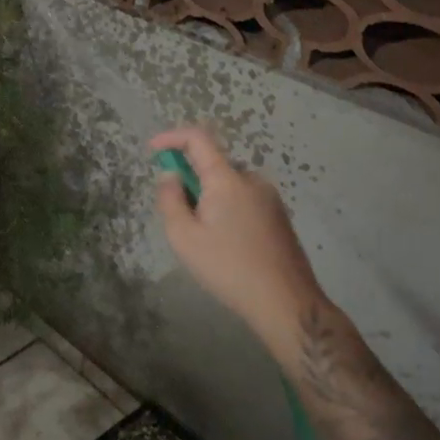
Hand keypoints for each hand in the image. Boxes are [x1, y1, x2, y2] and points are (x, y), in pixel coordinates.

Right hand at [150, 125, 324, 349]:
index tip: (153, 151)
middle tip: (178, 217)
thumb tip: (170, 175)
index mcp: (227, 179)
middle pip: (213, 165)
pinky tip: (225, 245)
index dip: (172, 137)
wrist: (285, 302)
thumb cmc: (227, 267)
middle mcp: (252, 180)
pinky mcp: (278, 216)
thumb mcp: (183, 236)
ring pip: (228, 184)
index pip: (198, 138)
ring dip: (208, 197)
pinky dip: (225, 208)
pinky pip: (243, 199)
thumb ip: (170, 199)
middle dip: (190, 180)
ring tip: (203, 239)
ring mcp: (270, 197)